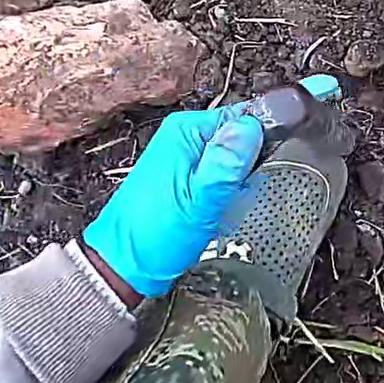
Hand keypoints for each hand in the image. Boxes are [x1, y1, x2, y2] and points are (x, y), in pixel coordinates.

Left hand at [83, 104, 265, 297]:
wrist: (124, 265)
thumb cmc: (155, 235)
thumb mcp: (200, 200)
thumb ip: (228, 162)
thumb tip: (253, 127)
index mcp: (188, 129)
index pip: (246, 117)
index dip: (258, 146)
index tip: (252, 174)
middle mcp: (185, 134)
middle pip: (242, 139)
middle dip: (246, 170)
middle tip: (230, 197)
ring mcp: (184, 154)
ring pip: (234, 160)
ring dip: (236, 186)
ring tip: (220, 207)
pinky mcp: (186, 173)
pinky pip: (221, 175)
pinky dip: (224, 194)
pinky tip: (214, 211)